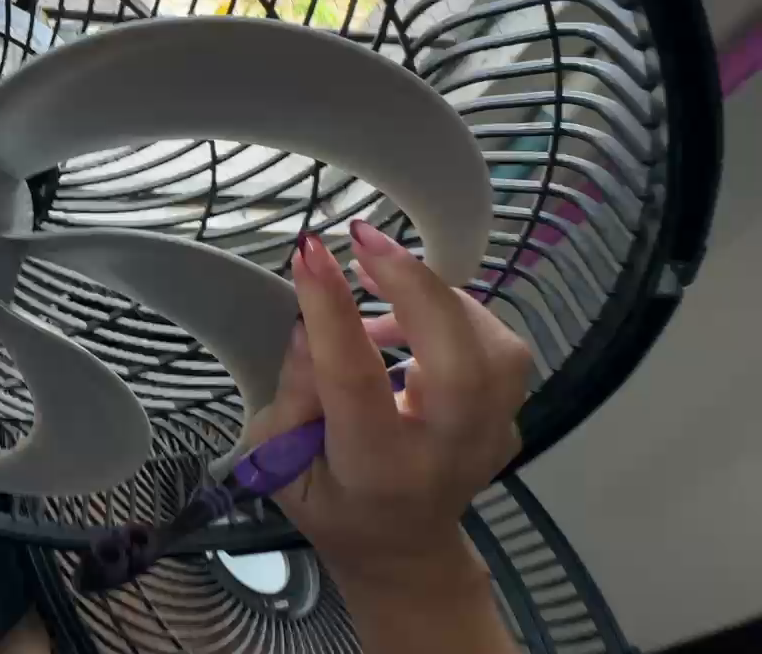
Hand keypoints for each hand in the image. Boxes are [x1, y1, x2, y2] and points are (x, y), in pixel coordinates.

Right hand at [244, 220, 530, 652]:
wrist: (399, 547)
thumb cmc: (324, 500)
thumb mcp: (276, 459)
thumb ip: (294, 396)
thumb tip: (310, 329)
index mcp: (376, 467)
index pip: (357, 380)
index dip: (331, 311)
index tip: (307, 253)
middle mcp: (447, 453)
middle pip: (461, 361)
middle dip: (414, 285)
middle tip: (360, 236)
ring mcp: (490, 437)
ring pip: (496, 349)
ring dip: (437, 293)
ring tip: (376, 269)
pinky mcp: (508, 416)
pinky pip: (496, 349)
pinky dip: (451, 311)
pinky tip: (401, 306)